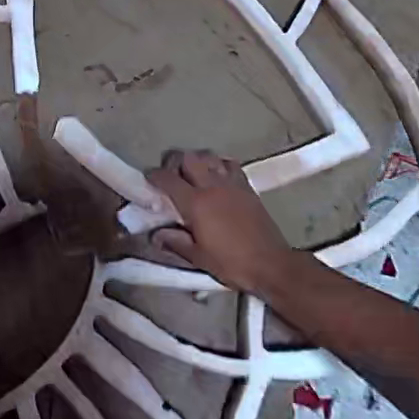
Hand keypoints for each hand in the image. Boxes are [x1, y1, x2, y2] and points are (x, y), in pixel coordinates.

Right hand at [145, 150, 298, 294]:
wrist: (269, 262)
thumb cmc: (231, 263)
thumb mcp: (198, 257)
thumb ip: (175, 241)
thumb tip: (156, 234)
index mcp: (197, 203)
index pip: (169, 180)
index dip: (155, 176)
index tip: (149, 179)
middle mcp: (213, 186)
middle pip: (188, 158)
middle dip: (174, 162)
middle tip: (171, 177)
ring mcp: (232, 183)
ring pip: (209, 156)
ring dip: (197, 161)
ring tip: (193, 176)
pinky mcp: (247, 185)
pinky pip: (229, 164)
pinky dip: (219, 164)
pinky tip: (217, 177)